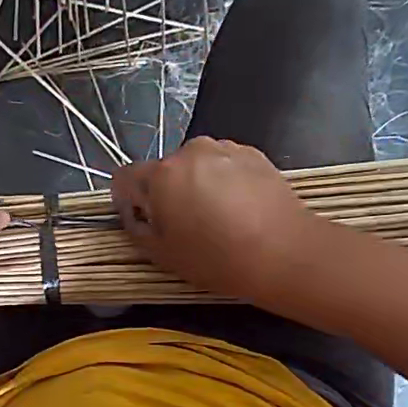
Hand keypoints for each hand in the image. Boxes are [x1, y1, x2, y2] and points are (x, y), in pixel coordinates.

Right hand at [111, 137, 319, 307]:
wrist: (282, 251)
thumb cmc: (214, 258)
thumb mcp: (162, 254)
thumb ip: (136, 229)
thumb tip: (134, 214)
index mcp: (161, 175)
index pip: (124, 177)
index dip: (126, 200)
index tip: (141, 220)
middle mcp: (190, 152)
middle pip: (162, 170)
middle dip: (164, 192)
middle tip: (182, 225)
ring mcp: (224, 148)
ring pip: (194, 166)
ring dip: (194, 185)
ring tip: (213, 217)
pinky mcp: (252, 153)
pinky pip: (222, 165)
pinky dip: (221, 182)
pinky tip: (236, 209)